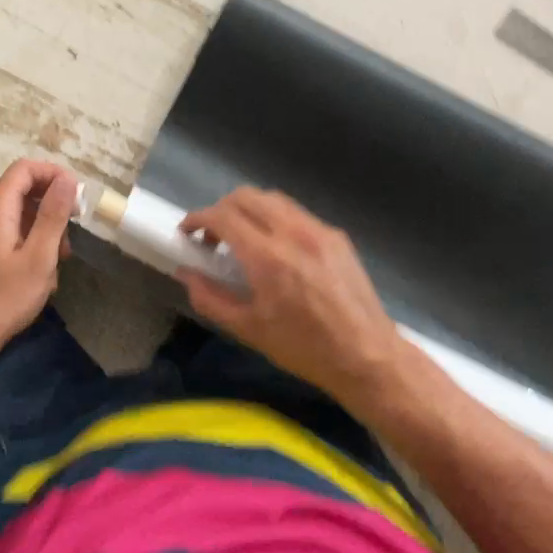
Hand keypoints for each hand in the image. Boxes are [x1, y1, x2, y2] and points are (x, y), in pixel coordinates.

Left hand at [0, 159, 77, 354]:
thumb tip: (68, 179)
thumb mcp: (39, 257)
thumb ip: (53, 215)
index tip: (78, 195)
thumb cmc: (4, 298)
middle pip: (23, 191)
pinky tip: (43, 273)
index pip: (24, 169)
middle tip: (74, 230)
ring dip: (45, 230)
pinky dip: (32, 244)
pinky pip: (12, 235)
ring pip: (21, 216)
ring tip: (60, 259)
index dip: (53, 173)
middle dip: (52, 205)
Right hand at [180, 188, 422, 403]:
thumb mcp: (248, 329)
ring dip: (249, 211)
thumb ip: (210, 297)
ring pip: (274, 199)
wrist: (367, 356)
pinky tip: (276, 251)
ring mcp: (320, 231)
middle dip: (221, 210)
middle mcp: (294, 233)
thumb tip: (185, 273)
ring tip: (242, 241)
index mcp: (268, 257)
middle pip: (247, 196)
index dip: (198, 219)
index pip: (223, 216)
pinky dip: (275, 220)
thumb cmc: (304, 348)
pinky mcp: (337, 237)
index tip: (186, 233)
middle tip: (212, 238)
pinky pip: (297, 214)